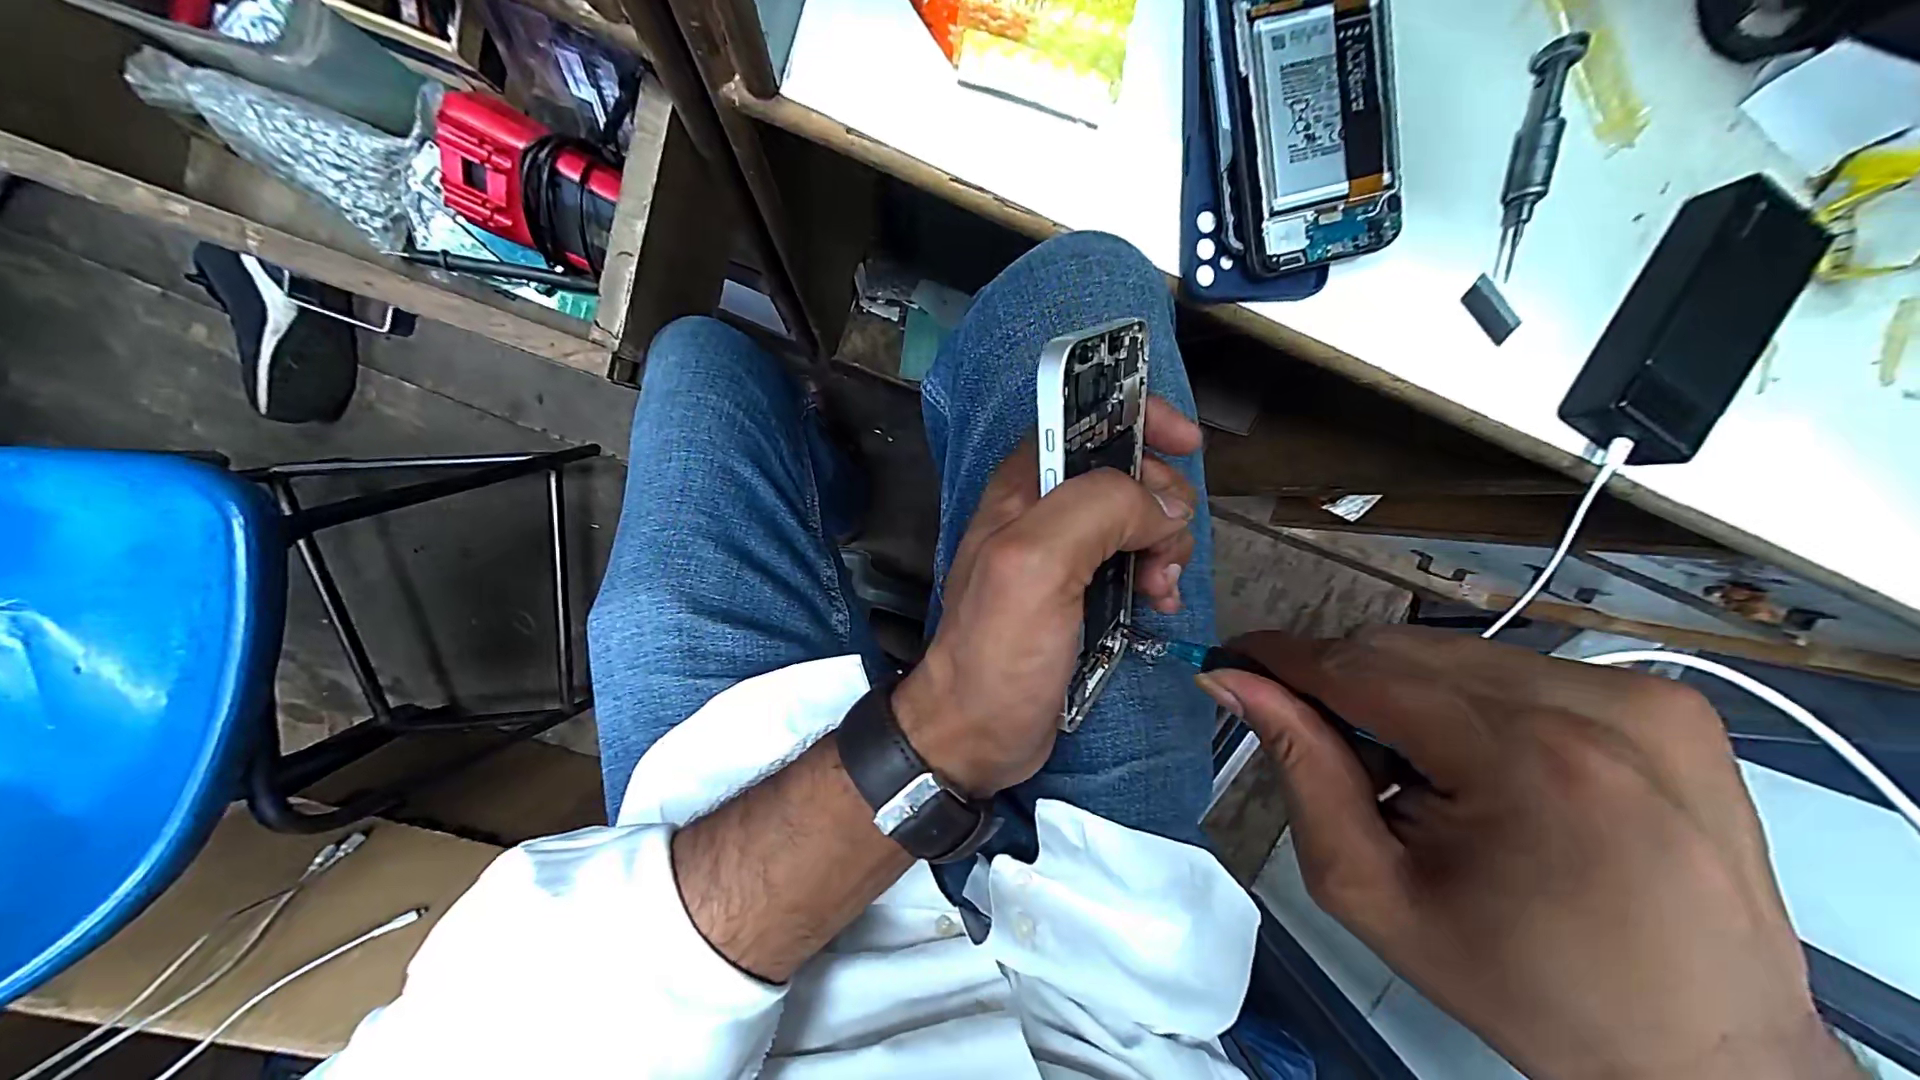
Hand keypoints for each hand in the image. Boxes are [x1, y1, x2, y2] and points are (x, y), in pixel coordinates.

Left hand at [892, 397, 1201, 796]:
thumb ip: (1097, 510)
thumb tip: (1161, 504)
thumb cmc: (994, 652)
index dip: (1141, 418)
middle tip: (1160, 555)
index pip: (1088, 417)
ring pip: (1138, 517)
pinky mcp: (1080, 591)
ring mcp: (1064, 552)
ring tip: (1158, 589)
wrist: (975, 731)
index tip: (1186, 443)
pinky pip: (1135, 561)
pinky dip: (1157, 574)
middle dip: (1161, 502)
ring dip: (1164, 545)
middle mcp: (1044, 509)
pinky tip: (1158, 602)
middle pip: (1127, 471)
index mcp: (1025, 485)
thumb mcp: (1036, 565)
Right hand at [1197, 627, 1859, 1079]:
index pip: (1360, 670)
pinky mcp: (1667, 700)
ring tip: (1409, 766)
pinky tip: (1474, 760)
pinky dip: (1463, 697)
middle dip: (1340, 682)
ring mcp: (1644, 695)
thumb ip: (1298, 767)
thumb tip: (1235, 682)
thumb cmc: (1516, 981)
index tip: (1231, 657)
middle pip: (1402, 650)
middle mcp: (1597, 704)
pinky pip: (1512, 666)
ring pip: (1452, 649)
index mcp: (1526, 761)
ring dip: (1399, 690)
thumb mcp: (1369, 887)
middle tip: (1326, 746)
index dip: (1282, 657)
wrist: (1702, 1051)